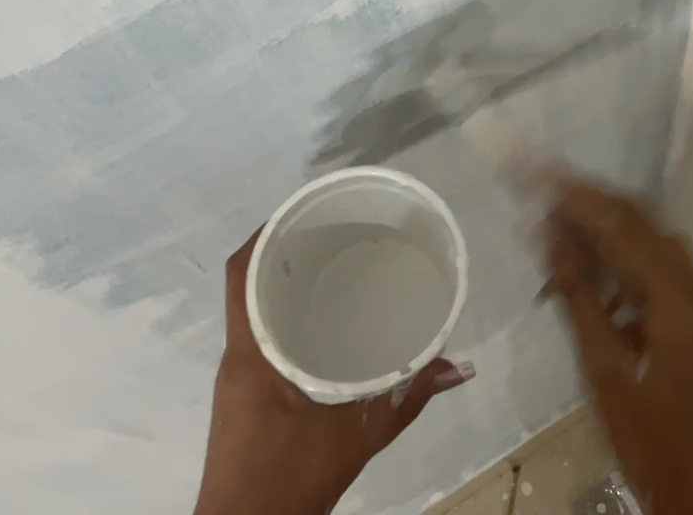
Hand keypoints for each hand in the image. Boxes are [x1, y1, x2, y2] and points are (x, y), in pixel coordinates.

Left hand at [193, 229, 474, 514]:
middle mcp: (235, 356)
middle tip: (329, 230)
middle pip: (245, 284)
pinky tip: (321, 322)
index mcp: (250, 353)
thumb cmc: (287, 482)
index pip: (240, 274)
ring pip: (250, 310)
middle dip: (281, 251)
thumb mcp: (354, 440)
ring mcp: (235, 376)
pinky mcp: (242, 396)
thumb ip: (405, 401)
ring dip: (282, 284)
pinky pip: (258, 336)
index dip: (263, 233)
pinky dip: (283, 317)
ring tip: (330, 263)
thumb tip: (457, 366)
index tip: (300, 210)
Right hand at [542, 174, 692, 514]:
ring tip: (558, 217)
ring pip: (650, 242)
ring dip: (605, 226)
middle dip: (592, 202)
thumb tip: (552, 242)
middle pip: (642, 225)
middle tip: (546, 188)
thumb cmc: (650, 437)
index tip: (541, 177)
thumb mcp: (605, 370)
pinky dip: (621, 256)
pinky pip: (657, 269)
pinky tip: (587, 262)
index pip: (623, 230)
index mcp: (679, 301)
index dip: (579, 200)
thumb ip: (581, 300)